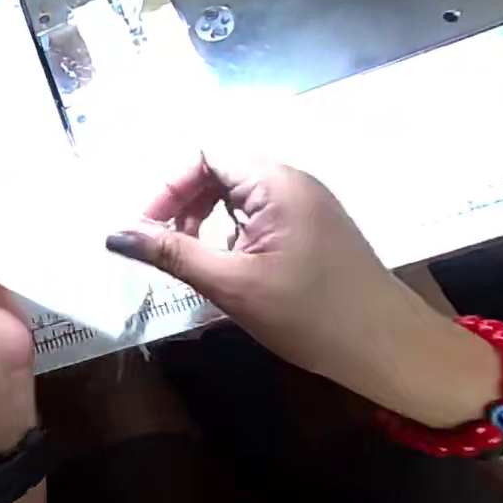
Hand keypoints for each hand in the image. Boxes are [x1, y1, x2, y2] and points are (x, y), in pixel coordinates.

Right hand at [106, 156, 496, 425]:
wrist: (387, 348)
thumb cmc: (309, 316)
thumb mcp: (232, 285)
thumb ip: (172, 254)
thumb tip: (115, 234)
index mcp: (276, 183)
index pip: (205, 154)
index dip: (169, 186)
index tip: (148, 230)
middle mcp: (293, 181)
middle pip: (221, 169)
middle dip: (185, 202)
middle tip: (167, 246)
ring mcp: (307, 203)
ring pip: (239, 193)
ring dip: (207, 218)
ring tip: (195, 258)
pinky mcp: (313, 226)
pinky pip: (260, 213)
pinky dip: (233, 231)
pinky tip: (230, 265)